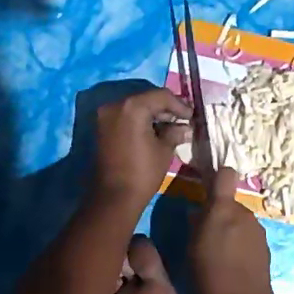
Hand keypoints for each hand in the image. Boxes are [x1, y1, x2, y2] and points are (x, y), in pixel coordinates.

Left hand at [92, 86, 190, 210]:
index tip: (192, 116)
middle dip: (165, 108)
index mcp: (132, 107)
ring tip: (170, 126)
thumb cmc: (143, 173)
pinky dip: (139, 120)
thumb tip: (185, 127)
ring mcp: (105, 116)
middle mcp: (115, 105)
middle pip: (146, 98)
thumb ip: (174, 132)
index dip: (179, 105)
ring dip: (152, 114)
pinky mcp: (101, 128)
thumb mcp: (164, 150)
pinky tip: (154, 131)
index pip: (161, 96)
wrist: (114, 197)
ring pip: (134, 107)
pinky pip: (124, 116)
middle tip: (182, 119)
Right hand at [192, 167, 273, 293]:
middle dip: (219, 214)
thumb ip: (196, 225)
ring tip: (217, 255)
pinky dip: (239, 245)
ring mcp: (258, 231)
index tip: (206, 189)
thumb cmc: (210, 274)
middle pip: (230, 204)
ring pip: (240, 222)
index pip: (226, 175)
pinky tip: (231, 265)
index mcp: (223, 209)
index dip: (217, 178)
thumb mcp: (191, 248)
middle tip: (204, 236)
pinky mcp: (265, 249)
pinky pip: (248, 238)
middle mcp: (245, 214)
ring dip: (230, 231)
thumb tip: (198, 212)